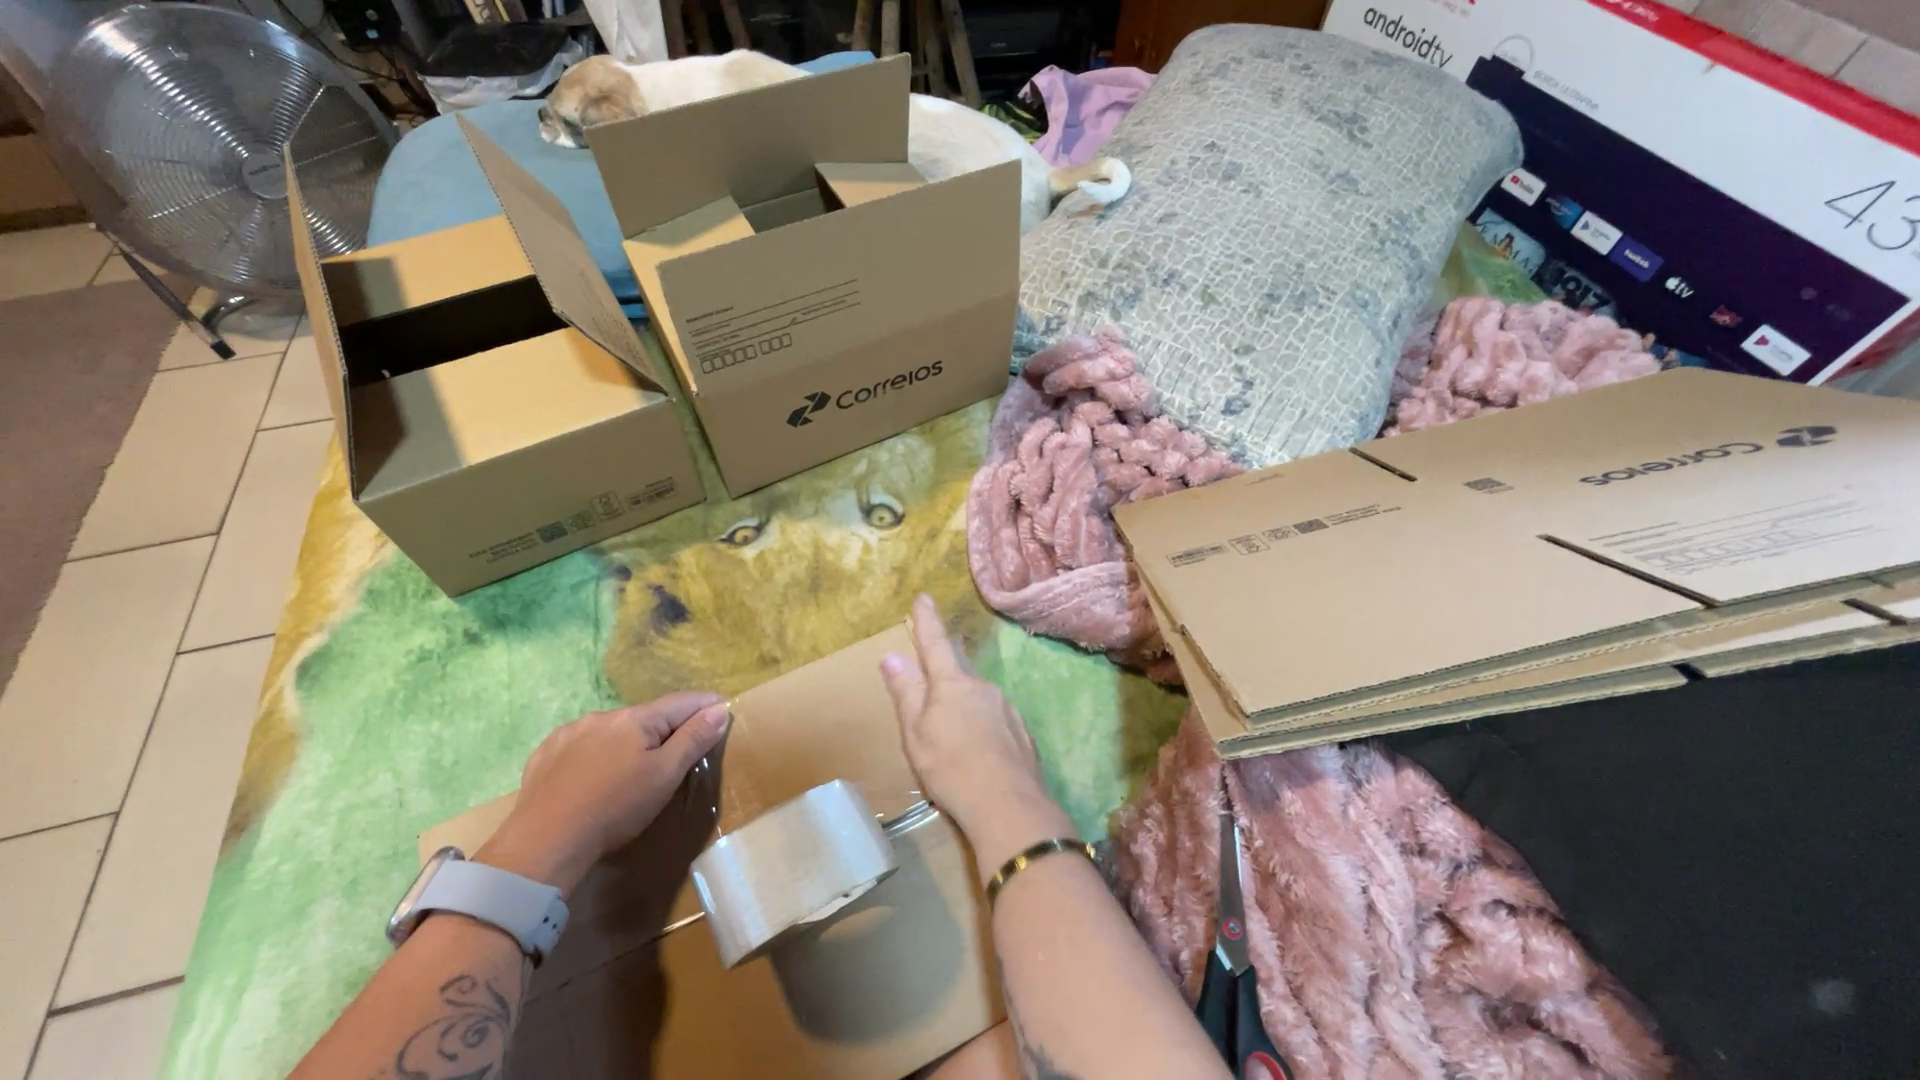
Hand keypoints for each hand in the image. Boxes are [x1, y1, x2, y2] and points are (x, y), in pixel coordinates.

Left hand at [477, 692, 730, 896]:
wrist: (545, 843)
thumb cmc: (616, 808)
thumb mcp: (665, 776)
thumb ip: (693, 740)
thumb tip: (719, 710)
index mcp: (635, 719)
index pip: (681, 702)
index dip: (706, 705)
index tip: (723, 708)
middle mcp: (602, 716)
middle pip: (647, 717)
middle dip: (666, 728)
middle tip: (679, 752)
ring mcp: (569, 733)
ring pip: (612, 731)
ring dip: (629, 742)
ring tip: (632, 769)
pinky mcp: (546, 754)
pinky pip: (582, 745)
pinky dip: (597, 754)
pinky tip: (594, 776)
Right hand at [881, 595, 1073, 880]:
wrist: (1008, 805)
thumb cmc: (950, 767)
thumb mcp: (916, 733)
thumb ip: (907, 693)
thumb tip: (893, 656)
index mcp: (953, 684)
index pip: (935, 643)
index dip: (926, 621)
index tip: (923, 597)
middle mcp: (983, 688)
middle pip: (958, 672)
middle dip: (944, 671)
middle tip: (932, 681)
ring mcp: (1006, 710)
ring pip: (978, 698)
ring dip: (963, 705)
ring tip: (951, 733)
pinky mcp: (1021, 734)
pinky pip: (994, 721)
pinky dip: (981, 728)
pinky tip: (977, 751)